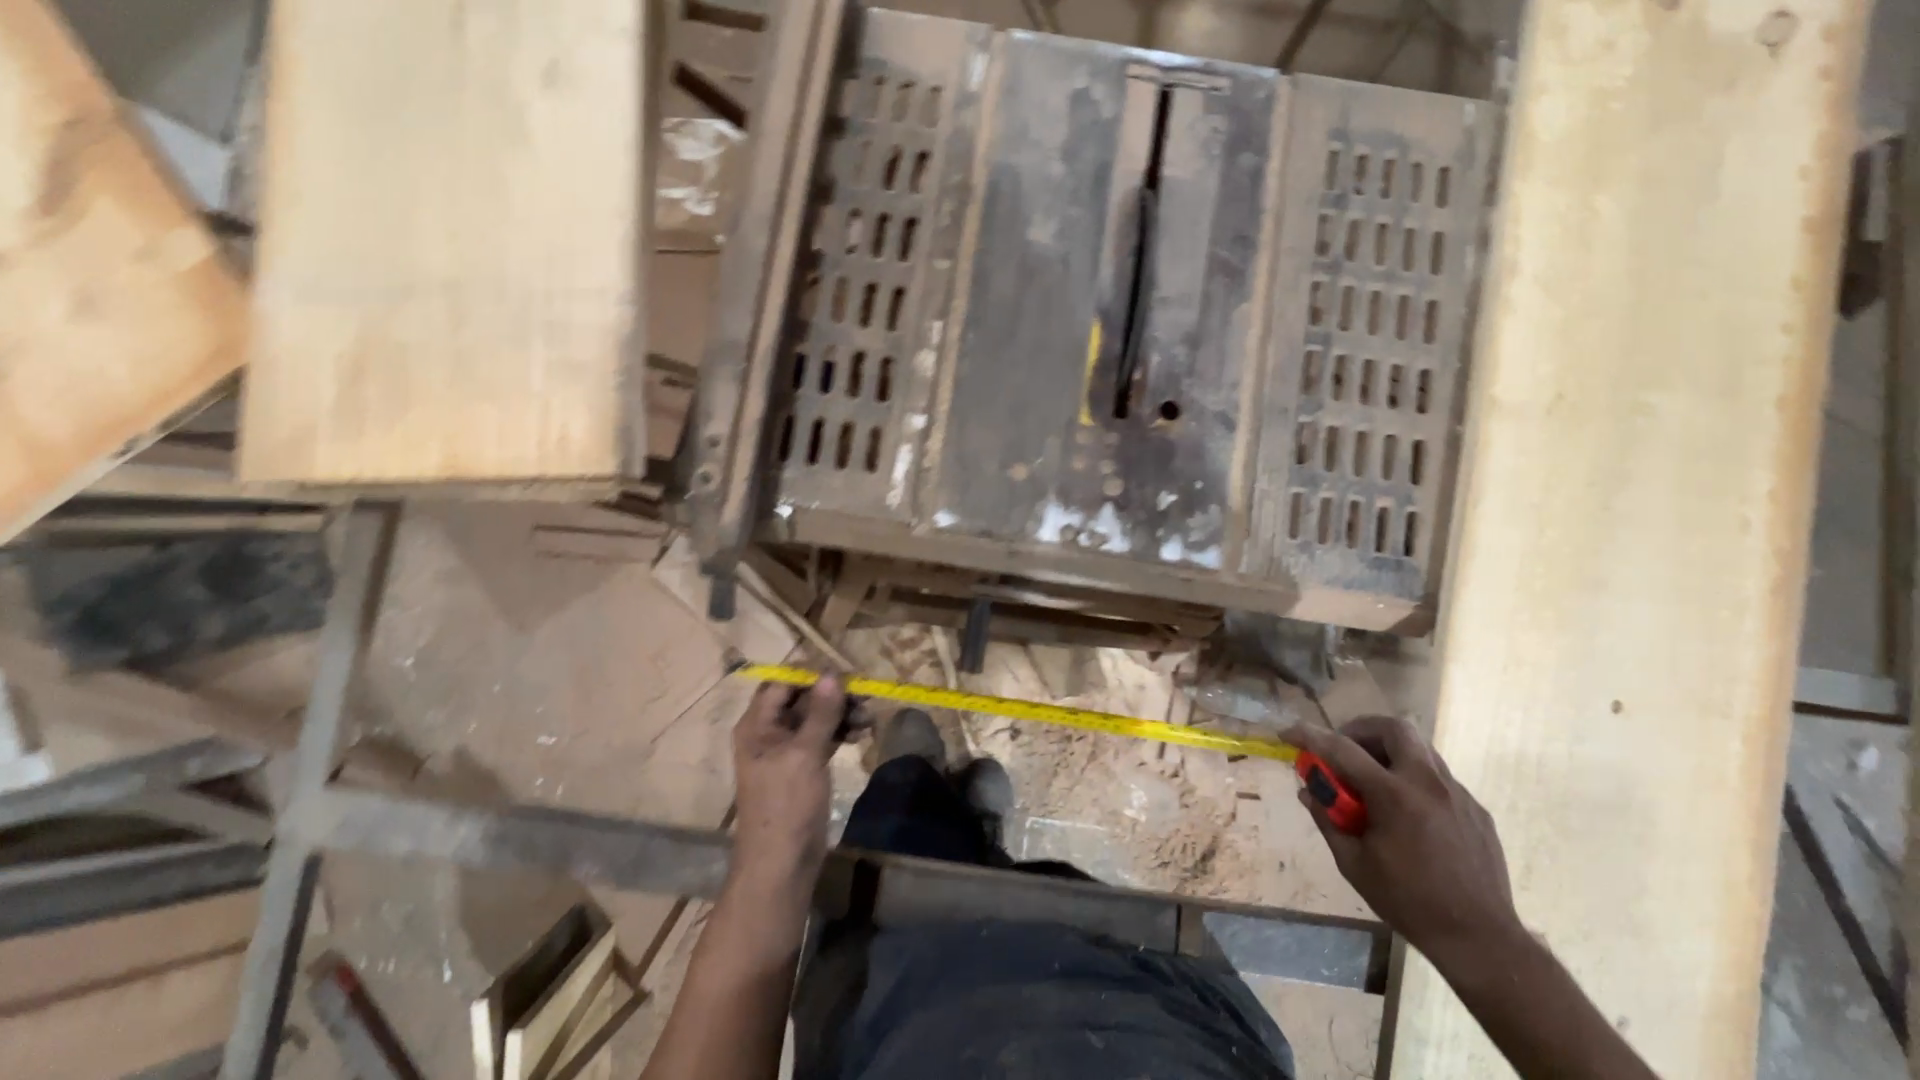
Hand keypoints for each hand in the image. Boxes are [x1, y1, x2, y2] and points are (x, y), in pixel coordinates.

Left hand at [730, 678, 844, 897]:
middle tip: (864, 696)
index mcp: (756, 725)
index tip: (845, 672)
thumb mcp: (804, 755)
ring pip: (815, 719)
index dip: (811, 674)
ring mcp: (786, 752)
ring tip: (869, 718)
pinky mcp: (804, 769)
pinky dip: (840, 733)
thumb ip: (820, 713)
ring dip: (841, 714)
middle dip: (832, 694)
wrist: (782, 862)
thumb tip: (832, 674)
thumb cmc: (786, 805)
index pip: (782, 683)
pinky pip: (822, 739)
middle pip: (801, 699)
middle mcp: (768, 733)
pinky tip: (861, 734)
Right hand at [1283, 716, 1522, 962]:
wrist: (1479, 936)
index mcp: (1394, 796)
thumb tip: (1309, 791)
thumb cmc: (1408, 902)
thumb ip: (1328, 820)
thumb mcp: (1354, 864)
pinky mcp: (1475, 808)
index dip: (1310, 735)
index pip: (1342, 749)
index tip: (1288, 732)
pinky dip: (1412, 779)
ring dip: (1389, 752)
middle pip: (1394, 727)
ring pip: (1420, 748)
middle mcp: (1429, 783)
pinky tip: (1406, 814)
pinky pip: (1438, 778)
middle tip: (1343, 749)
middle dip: (1361, 729)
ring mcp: (1458, 793)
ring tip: (1371, 780)